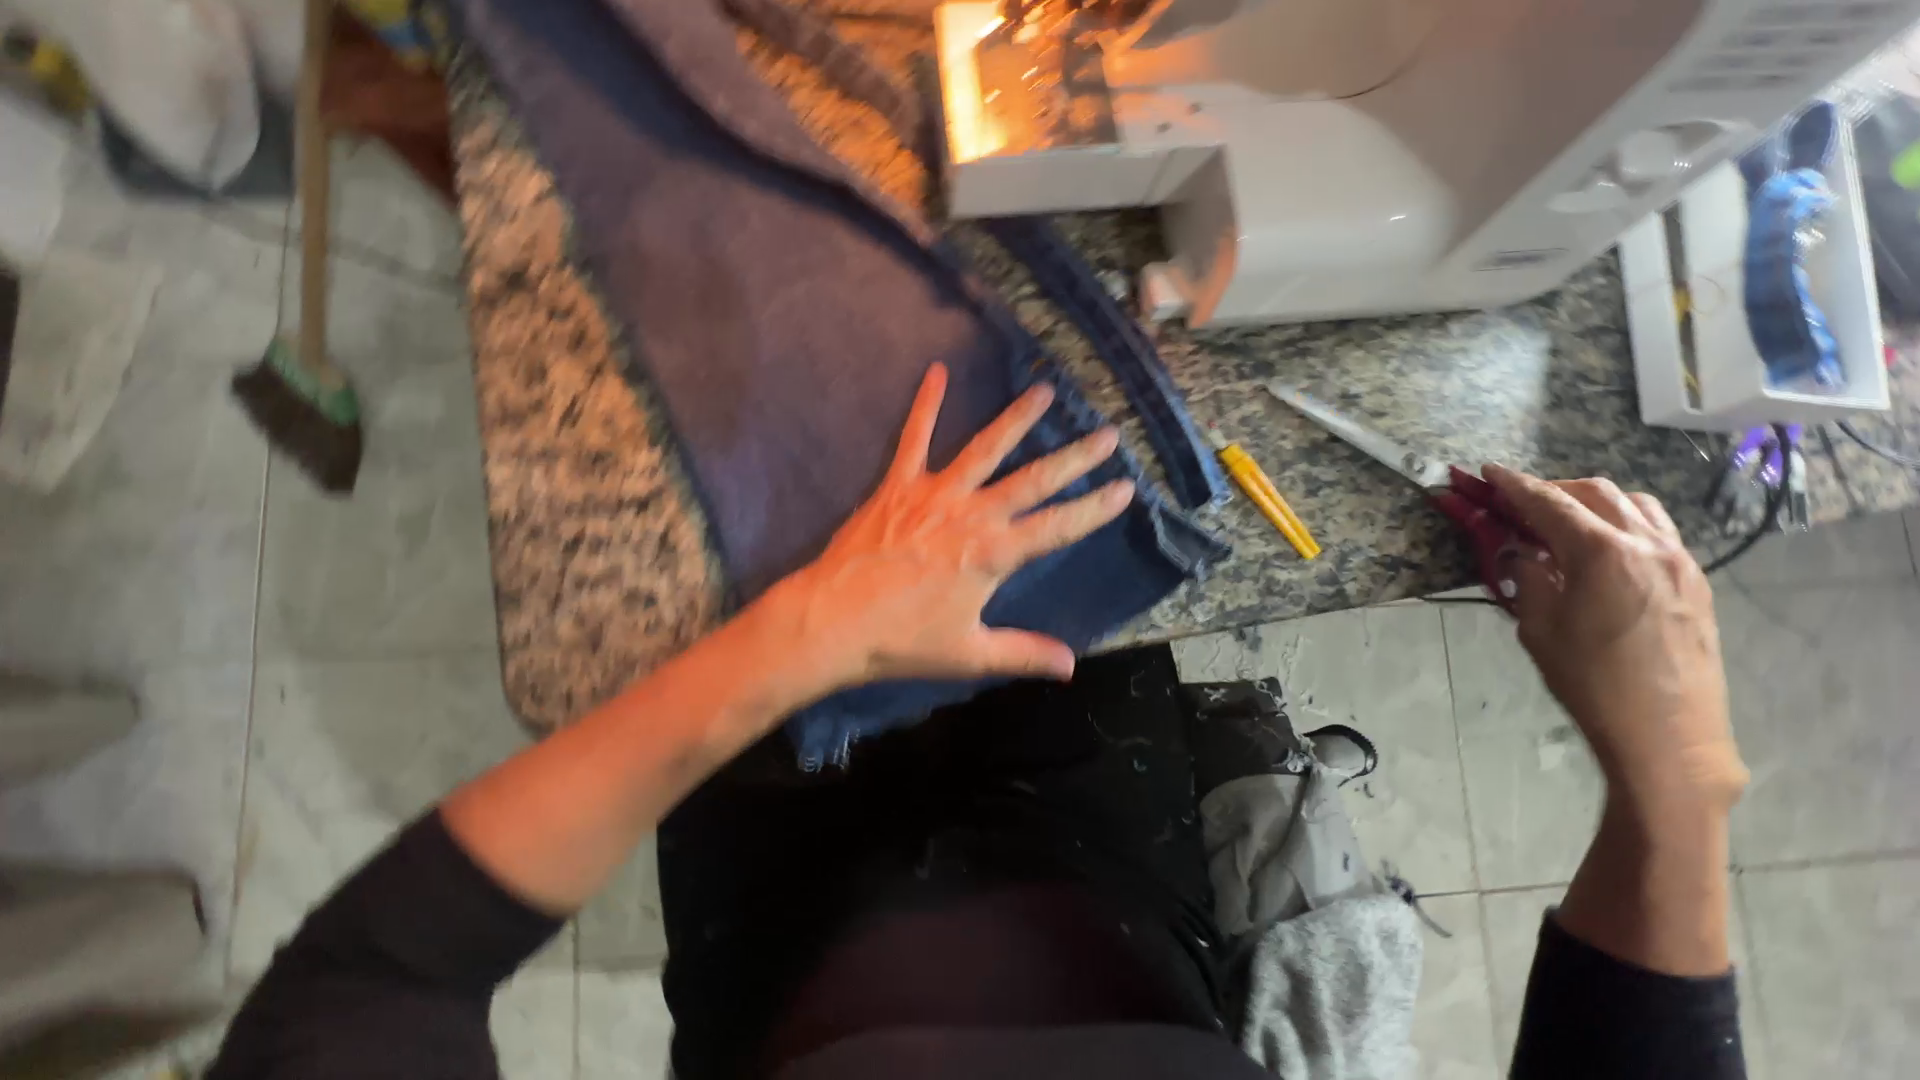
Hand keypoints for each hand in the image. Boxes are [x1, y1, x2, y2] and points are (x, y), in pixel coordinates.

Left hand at [761, 364, 1132, 693]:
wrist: (833, 621)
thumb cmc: (902, 641)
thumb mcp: (969, 654)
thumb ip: (1023, 654)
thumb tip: (1071, 666)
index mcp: (993, 555)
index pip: (1057, 527)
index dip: (1095, 508)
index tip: (1126, 488)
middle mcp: (972, 515)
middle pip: (1033, 480)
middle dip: (1074, 457)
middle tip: (1106, 433)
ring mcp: (934, 494)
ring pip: (985, 448)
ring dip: (1017, 418)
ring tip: (1044, 391)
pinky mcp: (898, 485)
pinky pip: (914, 438)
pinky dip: (926, 405)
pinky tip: (936, 371)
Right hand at [1482, 465, 1747, 812]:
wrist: (1667, 734)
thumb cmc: (1590, 683)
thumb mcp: (1538, 628)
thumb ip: (1526, 577)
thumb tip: (1519, 551)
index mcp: (1600, 554)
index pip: (1548, 503)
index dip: (1511, 485)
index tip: (1484, 473)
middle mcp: (1646, 544)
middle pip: (1593, 492)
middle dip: (1550, 489)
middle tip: (1515, 502)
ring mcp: (1678, 559)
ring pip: (1633, 503)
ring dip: (1591, 501)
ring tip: (1561, 521)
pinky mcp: (1694, 580)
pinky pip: (1657, 529)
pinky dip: (1623, 521)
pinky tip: (1602, 546)